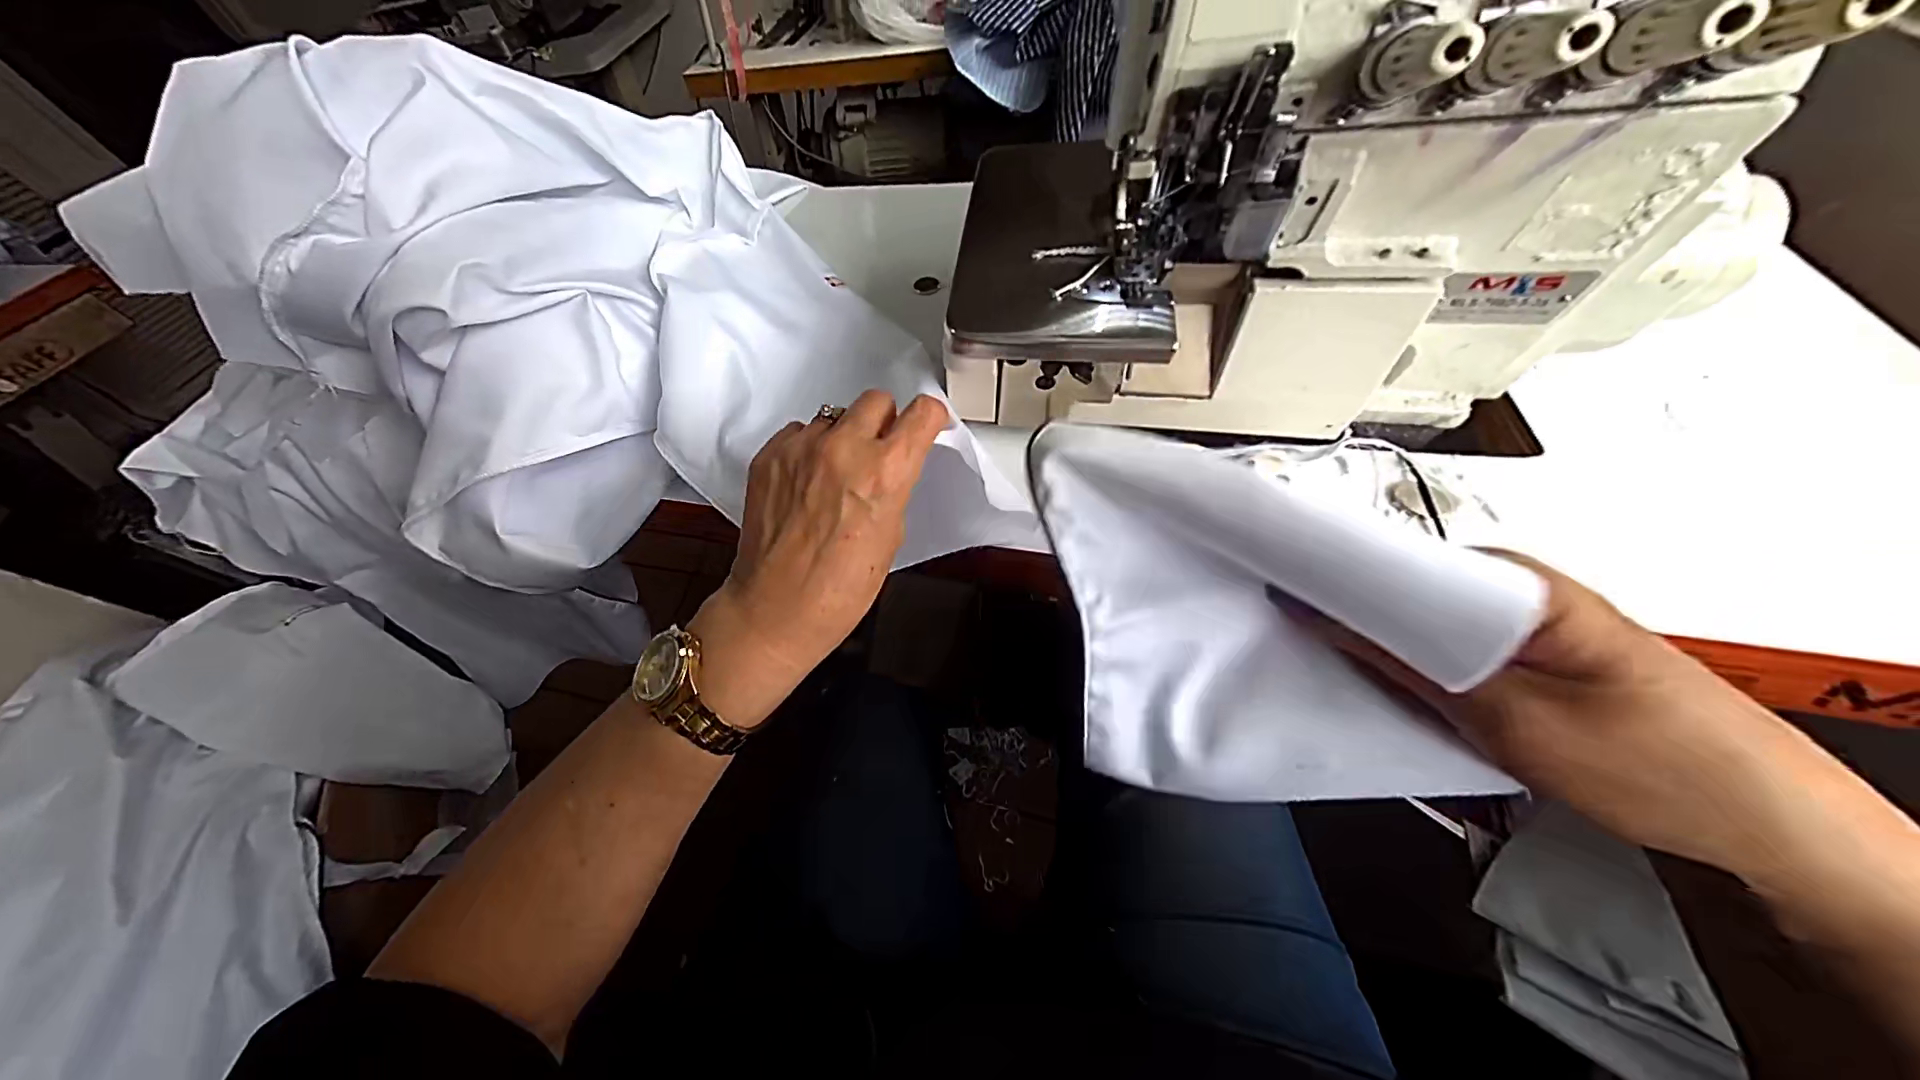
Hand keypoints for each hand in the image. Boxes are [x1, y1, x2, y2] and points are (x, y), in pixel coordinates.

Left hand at [688, 390, 948, 727]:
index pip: (922, 412)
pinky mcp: (769, 456)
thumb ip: (895, 488)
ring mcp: (801, 450)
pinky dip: (809, 450)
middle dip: (884, 421)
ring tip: (837, 477)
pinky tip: (808, 484)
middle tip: (880, 450)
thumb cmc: (836, 590)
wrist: (777, 609)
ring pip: (835, 415)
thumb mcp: (891, 536)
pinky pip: (799, 432)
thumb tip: (894, 465)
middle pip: (876, 400)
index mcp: (885, 472)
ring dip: (843, 437)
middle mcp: (842, 450)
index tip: (925, 423)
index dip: (928, 418)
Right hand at [1291, 551, 1851, 878]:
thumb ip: (1411, 667)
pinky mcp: (1519, 658)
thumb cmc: (1669, 767)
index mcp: (1520, 585)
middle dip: (1355, 621)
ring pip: (1420, 630)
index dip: (1338, 579)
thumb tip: (1334, 624)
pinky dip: (1417, 676)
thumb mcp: (1512, 721)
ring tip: (1360, 680)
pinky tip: (1408, 699)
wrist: (1764, 824)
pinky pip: (1445, 656)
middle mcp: (1518, 595)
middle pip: (1404, 594)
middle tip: (1310, 643)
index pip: (1399, 563)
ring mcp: (1518, 628)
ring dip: (1388, 656)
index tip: (1285, 590)